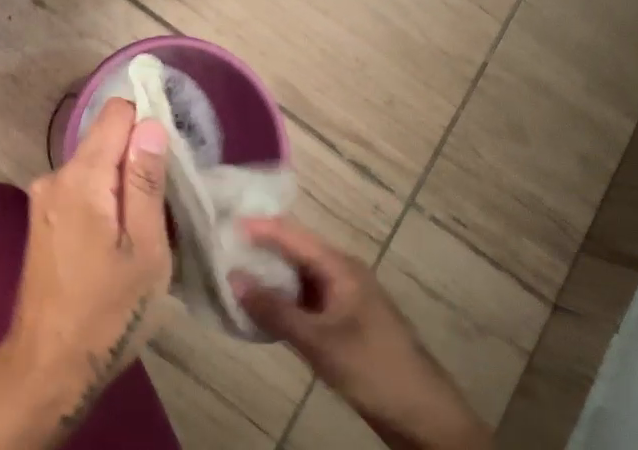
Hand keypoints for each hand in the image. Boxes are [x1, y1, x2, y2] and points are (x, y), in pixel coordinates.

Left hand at [4, 98, 172, 425]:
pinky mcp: (42, 221)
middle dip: (139, 162)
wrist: (50, 360)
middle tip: (170, 206)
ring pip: (94, 171)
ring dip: (123, 189)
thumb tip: (150, 124)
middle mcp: (54, 176)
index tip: (174, 154)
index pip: (114, 115)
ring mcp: (43, 200)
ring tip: (150, 232)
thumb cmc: (109, 310)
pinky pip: (81, 193)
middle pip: (104, 143)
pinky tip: (122, 243)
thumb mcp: (145, 250)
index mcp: (80, 177)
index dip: (147, 122)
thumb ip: (146, 183)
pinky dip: (105, 205)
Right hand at [231, 219, 490, 449]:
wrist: (424, 418)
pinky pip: (301, 297)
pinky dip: (278, 298)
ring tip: (225, 272)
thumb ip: (273, 309)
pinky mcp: (341, 320)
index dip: (254, 225)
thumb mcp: (318, 341)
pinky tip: (255, 306)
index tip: (216, 220)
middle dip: (254, 248)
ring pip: (294, 275)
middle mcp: (340, 273)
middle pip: (291, 250)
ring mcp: (342, 297)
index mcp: (340, 267)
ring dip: (265, 274)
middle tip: (214, 246)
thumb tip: (231, 277)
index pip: (289, 233)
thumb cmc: (373, 368)